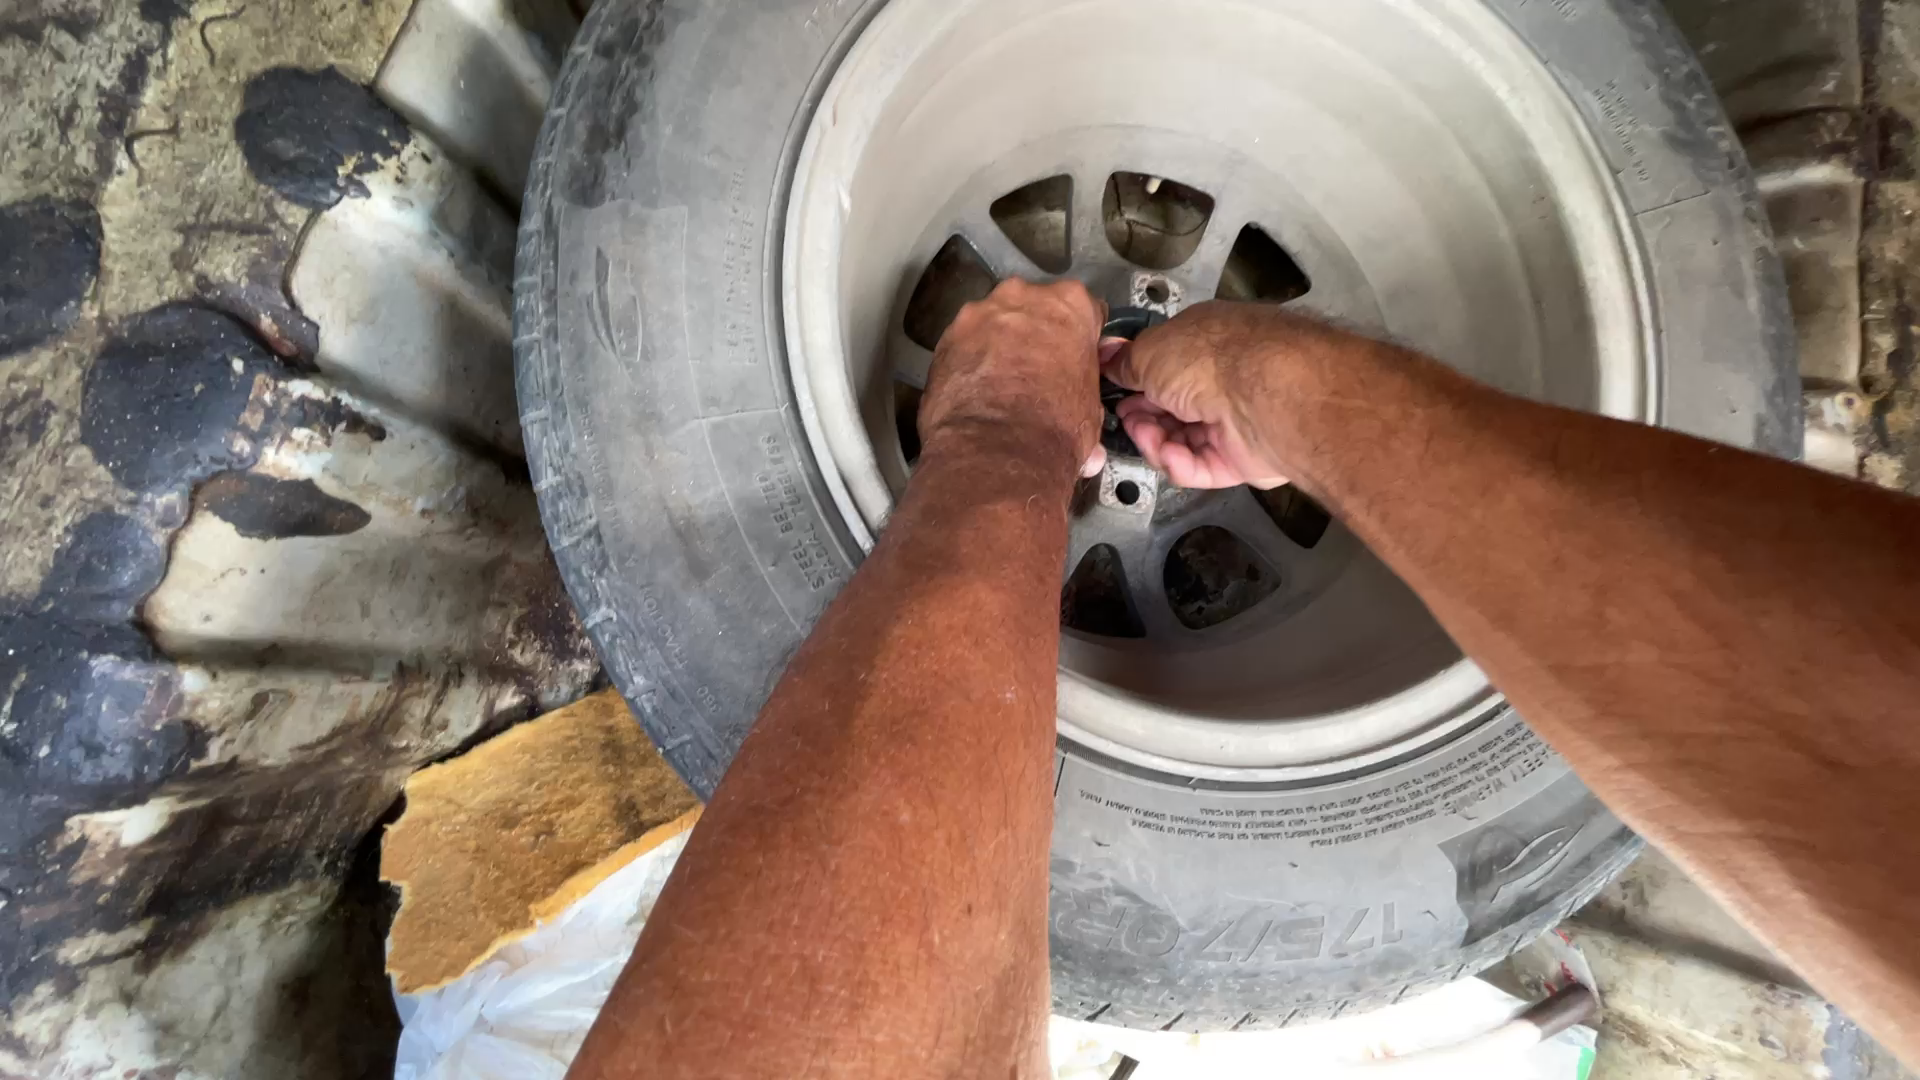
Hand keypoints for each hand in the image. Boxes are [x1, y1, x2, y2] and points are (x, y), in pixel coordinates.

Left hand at [920, 279, 1107, 477]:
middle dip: (1034, 335)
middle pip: (1033, 309)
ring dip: (998, 345)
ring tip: (999, 384)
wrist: (996, 449)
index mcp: (1071, 304)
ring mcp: (980, 312)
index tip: (1072, 358)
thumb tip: (1090, 449)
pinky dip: (968, 361)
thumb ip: (1085, 402)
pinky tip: (973, 390)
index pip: (1084, 311)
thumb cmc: (1054, 427)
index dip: (1078, 339)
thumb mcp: (1089, 414)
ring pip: (994, 323)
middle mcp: (1024, 295)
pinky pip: (964, 344)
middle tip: (1035, 372)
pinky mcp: (947, 336)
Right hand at [1102, 302, 1316, 488]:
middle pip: (1169, 408)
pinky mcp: (1239, 459)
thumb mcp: (1150, 352)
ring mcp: (1232, 421)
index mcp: (1205, 342)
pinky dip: (1178, 463)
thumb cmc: (1212, 360)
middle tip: (1127, 419)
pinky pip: (1197, 467)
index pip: (1164, 366)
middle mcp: (1222, 379)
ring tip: (1146, 435)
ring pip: (1179, 441)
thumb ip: (1126, 362)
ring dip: (1155, 441)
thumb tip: (1108, 358)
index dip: (1136, 382)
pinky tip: (1168, 454)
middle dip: (1142, 416)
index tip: (1115, 392)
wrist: (1266, 395)